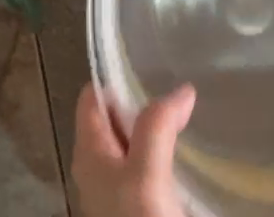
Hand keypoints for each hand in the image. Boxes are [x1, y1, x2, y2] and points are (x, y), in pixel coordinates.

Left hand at [72, 83, 195, 216]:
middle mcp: (97, 166)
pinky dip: (163, 153)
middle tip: (176, 94)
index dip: (117, 79)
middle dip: (143, 102)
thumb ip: (157, 126)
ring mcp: (114, 187)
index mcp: (88, 152)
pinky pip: (146, 165)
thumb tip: (182, 90)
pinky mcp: (135, 202)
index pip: (92, 98)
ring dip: (156, 129)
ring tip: (185, 117)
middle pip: (115, 117)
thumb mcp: (147, 170)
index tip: (152, 70)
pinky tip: (184, 154)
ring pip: (132, 142)